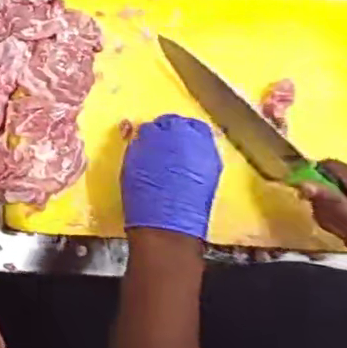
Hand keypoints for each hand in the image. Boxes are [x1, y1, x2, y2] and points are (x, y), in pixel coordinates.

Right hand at [121, 114, 221, 239]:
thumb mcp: (130, 165)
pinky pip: (206, 148)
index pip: (157, 124)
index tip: (145, 139)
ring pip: (198, 132)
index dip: (151, 131)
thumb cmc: (140, 195)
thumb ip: (137, 144)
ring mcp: (205, 151)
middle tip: (160, 142)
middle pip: (181, 123)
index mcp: (159, 136)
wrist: (166, 224)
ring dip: (186, 138)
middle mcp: (187, 138)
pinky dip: (197, 151)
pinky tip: (186, 163)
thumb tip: (138, 131)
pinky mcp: (215, 164)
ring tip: (175, 153)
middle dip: (171, 129)